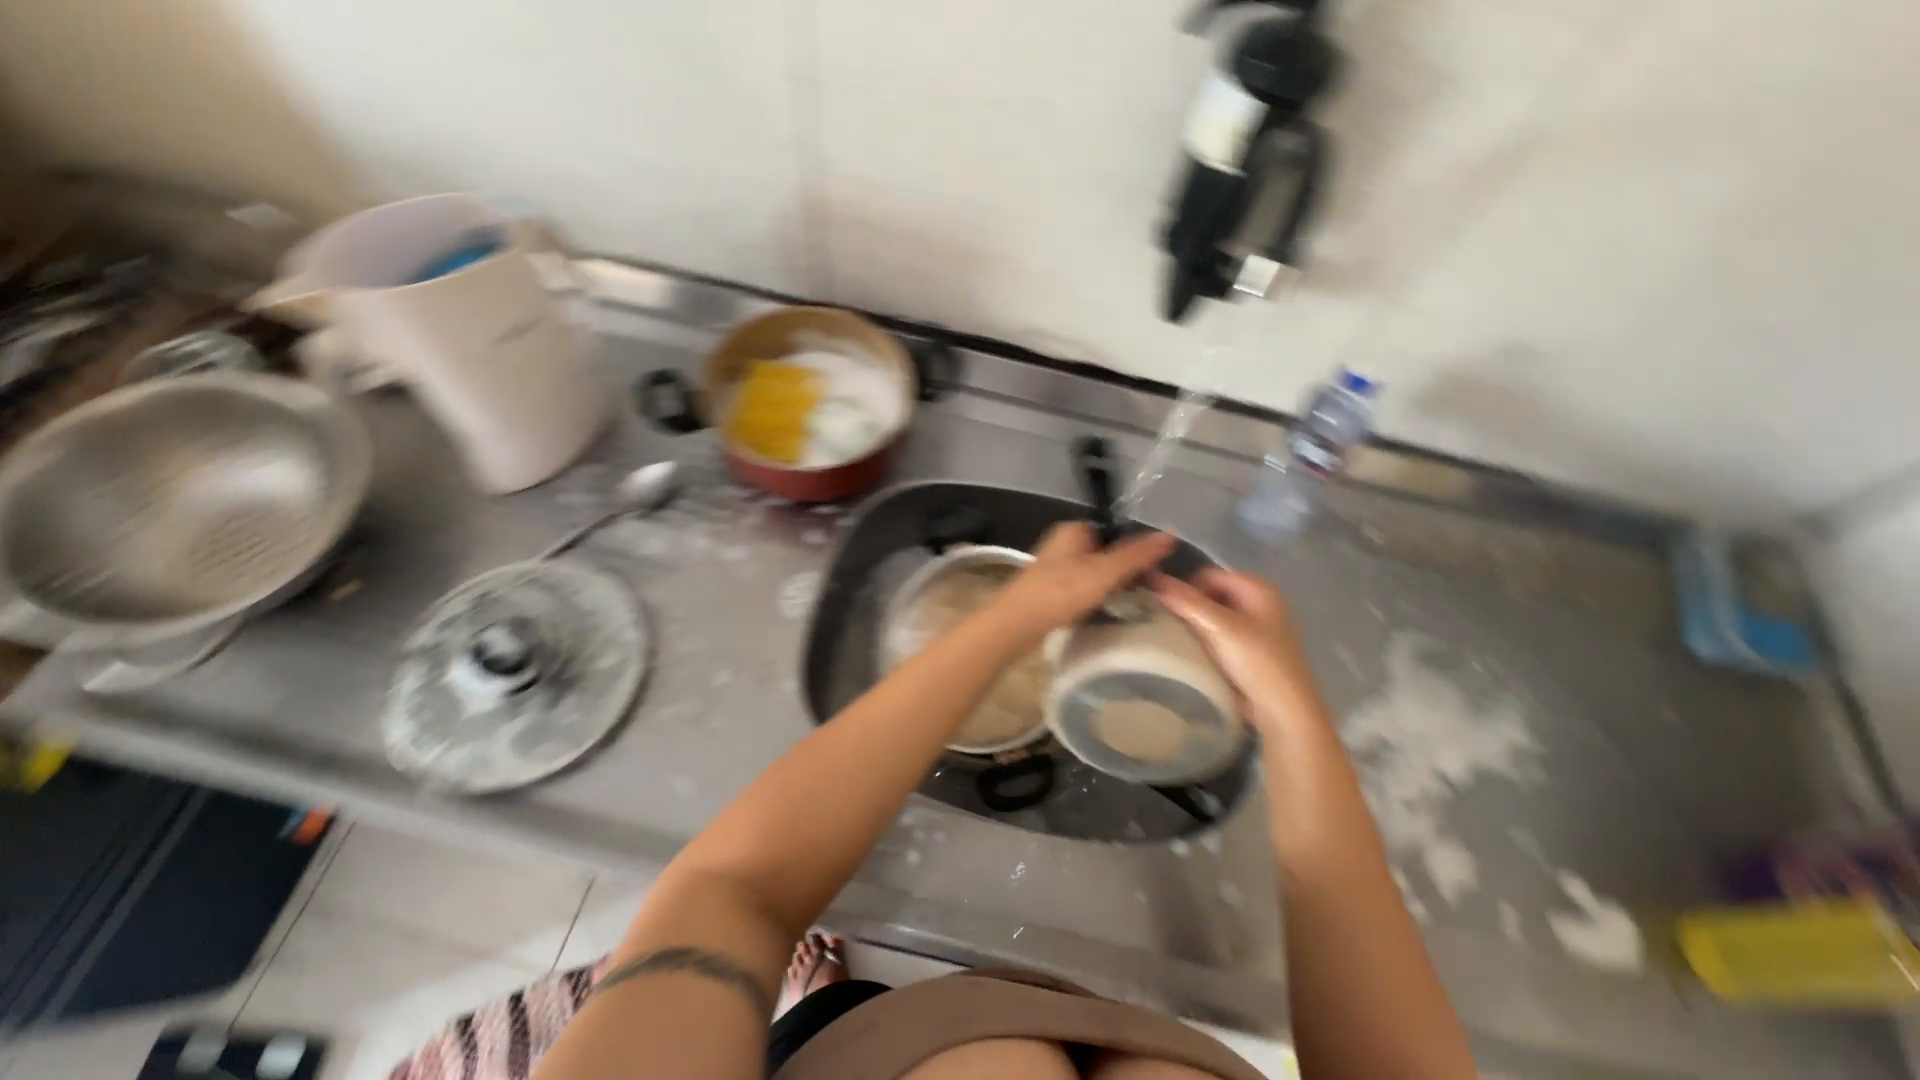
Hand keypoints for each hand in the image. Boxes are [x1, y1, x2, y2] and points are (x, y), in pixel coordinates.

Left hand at [984, 523, 1176, 648]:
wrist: (1016, 625)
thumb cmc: (1060, 592)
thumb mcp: (1105, 572)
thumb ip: (1136, 555)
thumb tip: (1171, 534)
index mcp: (1074, 530)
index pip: (1116, 531)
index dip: (1137, 549)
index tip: (1156, 570)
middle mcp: (1063, 544)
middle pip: (1106, 553)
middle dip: (1126, 570)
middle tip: (1150, 590)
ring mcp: (1055, 569)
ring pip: (1095, 573)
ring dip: (1112, 587)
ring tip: (1134, 604)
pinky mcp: (1051, 592)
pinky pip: (1082, 590)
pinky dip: (1096, 599)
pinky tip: (1107, 613)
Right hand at [1151, 567, 1326, 735]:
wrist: (1284, 709)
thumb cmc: (1256, 661)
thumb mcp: (1220, 627)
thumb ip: (1187, 602)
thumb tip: (1153, 579)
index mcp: (1259, 588)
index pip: (1210, 575)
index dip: (1187, 587)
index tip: (1166, 609)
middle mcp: (1261, 602)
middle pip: (1213, 594)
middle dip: (1190, 607)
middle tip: (1168, 624)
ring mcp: (1258, 628)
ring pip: (1215, 616)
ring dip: (1196, 625)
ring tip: (1177, 639)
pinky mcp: (1252, 650)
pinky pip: (1222, 635)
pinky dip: (1207, 640)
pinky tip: (1194, 653)